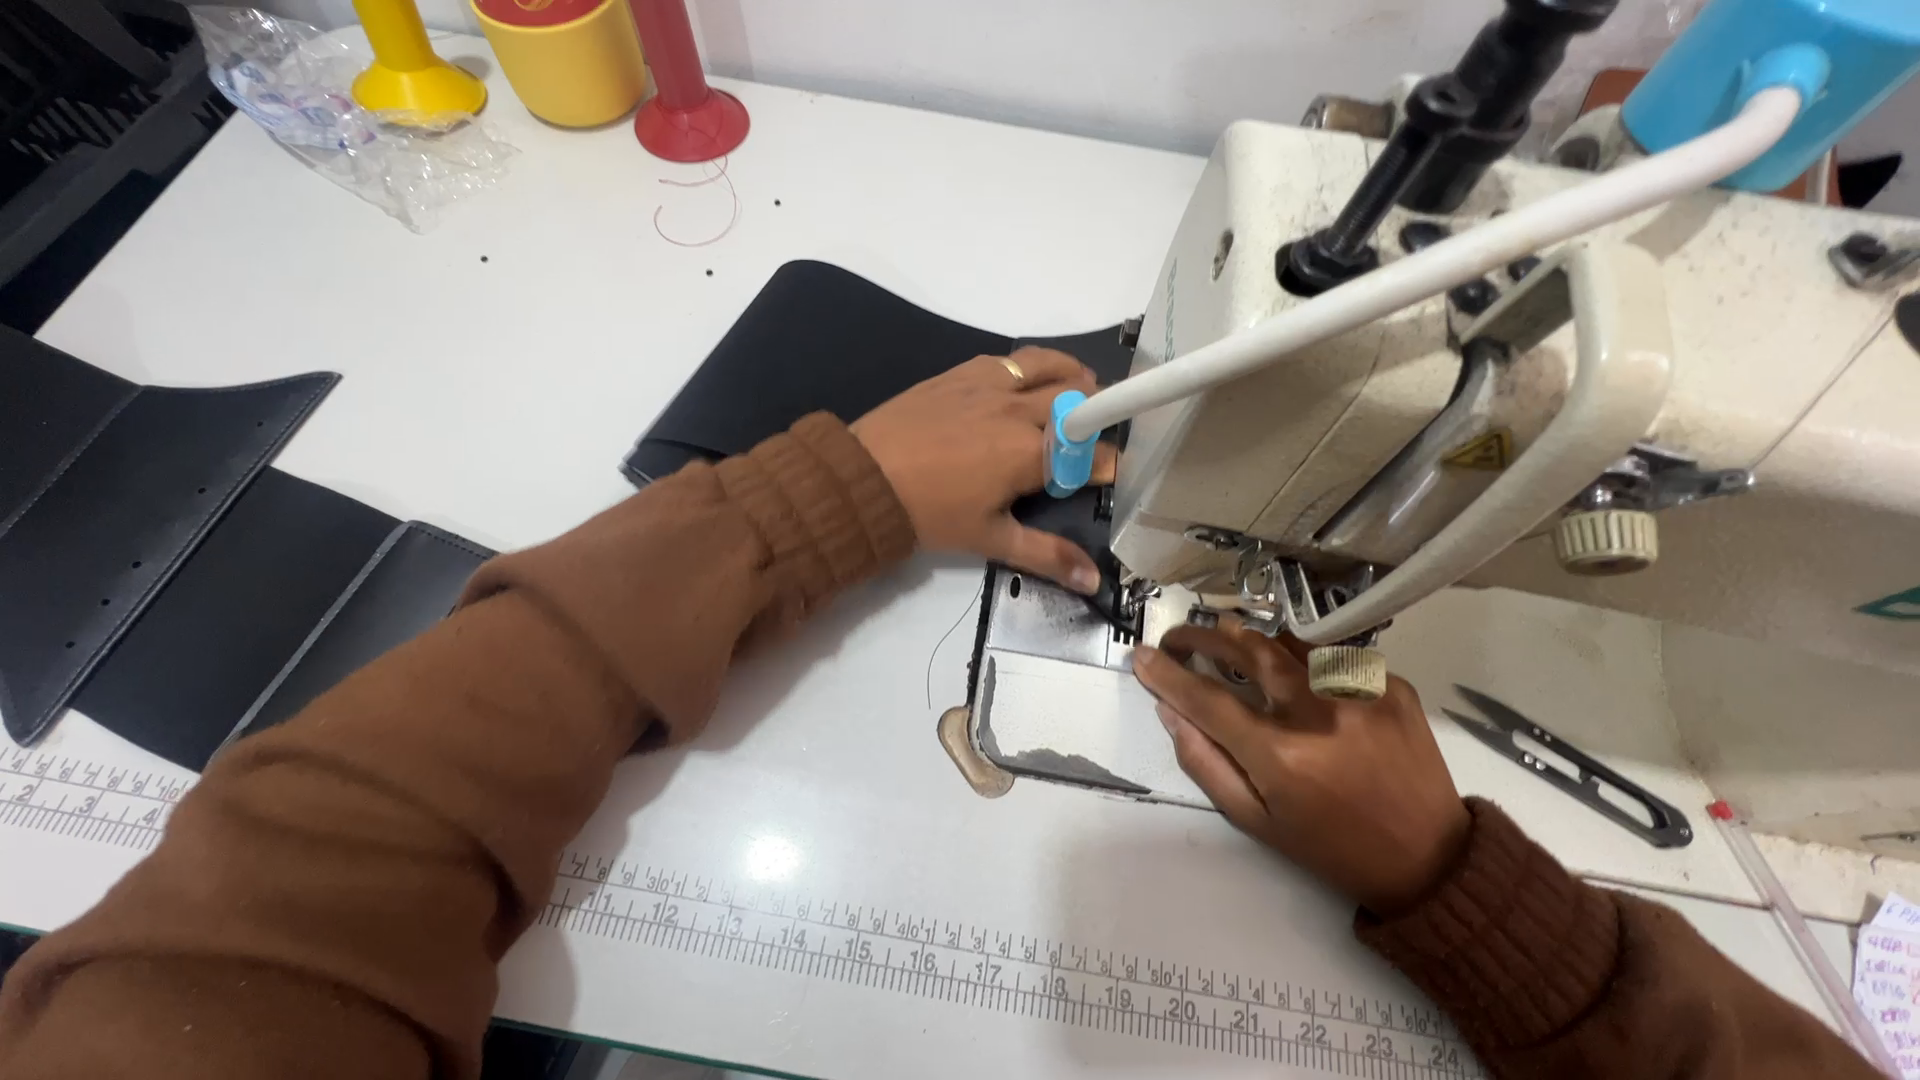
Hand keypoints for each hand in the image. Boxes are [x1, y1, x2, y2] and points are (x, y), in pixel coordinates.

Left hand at [852, 347, 1116, 592]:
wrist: (864, 480)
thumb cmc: (931, 514)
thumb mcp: (990, 538)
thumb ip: (1047, 555)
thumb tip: (1093, 581)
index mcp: (1030, 453)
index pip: (1091, 454)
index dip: (1108, 464)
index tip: (1110, 475)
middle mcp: (1019, 410)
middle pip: (1079, 399)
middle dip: (1098, 416)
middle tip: (1095, 435)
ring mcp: (990, 385)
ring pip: (1050, 365)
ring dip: (1074, 378)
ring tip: (1078, 392)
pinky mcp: (963, 372)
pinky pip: (1012, 358)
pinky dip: (1034, 367)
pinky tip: (1027, 381)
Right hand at [1132, 625, 1469, 915]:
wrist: (1428, 858)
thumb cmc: (1330, 846)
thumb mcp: (1256, 820)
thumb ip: (1205, 763)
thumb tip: (1170, 711)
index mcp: (1281, 754)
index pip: (1206, 698)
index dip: (1166, 674)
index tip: (1141, 655)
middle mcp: (1318, 711)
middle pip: (1247, 648)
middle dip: (1203, 635)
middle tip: (1180, 637)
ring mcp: (1360, 691)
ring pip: (1288, 642)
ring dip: (1250, 639)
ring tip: (1227, 639)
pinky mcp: (1391, 684)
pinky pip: (1331, 657)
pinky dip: (1300, 660)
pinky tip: (1294, 675)